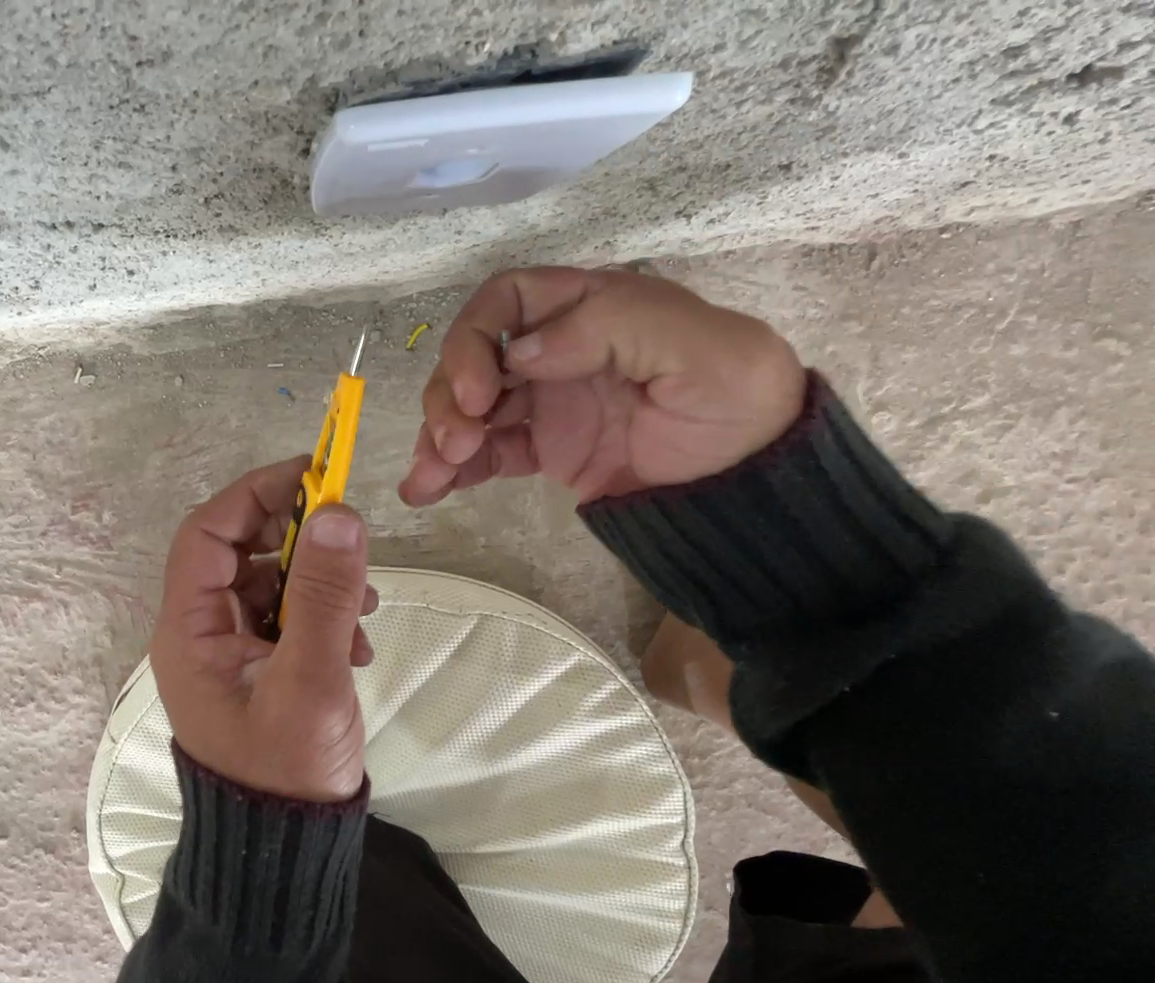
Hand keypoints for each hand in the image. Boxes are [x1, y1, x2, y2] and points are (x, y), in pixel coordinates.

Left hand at [151, 458, 377, 801]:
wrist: (285, 848)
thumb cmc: (286, 770)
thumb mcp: (311, 681)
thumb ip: (324, 597)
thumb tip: (338, 514)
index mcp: (190, 629)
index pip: (208, 533)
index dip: (255, 495)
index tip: (314, 475)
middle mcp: (200, 631)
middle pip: (240, 553)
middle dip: (297, 540)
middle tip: (349, 539)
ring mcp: (228, 650)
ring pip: (269, 584)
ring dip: (319, 582)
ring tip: (365, 610)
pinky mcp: (257, 667)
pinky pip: (286, 618)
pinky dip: (322, 617)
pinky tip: (358, 644)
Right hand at [399, 267, 807, 505]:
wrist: (752, 486)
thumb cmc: (736, 403)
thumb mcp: (699, 349)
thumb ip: (612, 328)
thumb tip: (519, 353)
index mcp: (590, 309)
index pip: (507, 299)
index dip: (476, 337)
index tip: (482, 390)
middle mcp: (556, 350)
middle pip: (472, 355)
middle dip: (450, 394)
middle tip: (458, 440)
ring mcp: (544, 403)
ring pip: (466, 405)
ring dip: (438, 432)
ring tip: (433, 473)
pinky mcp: (541, 450)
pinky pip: (482, 452)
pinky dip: (447, 469)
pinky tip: (423, 490)